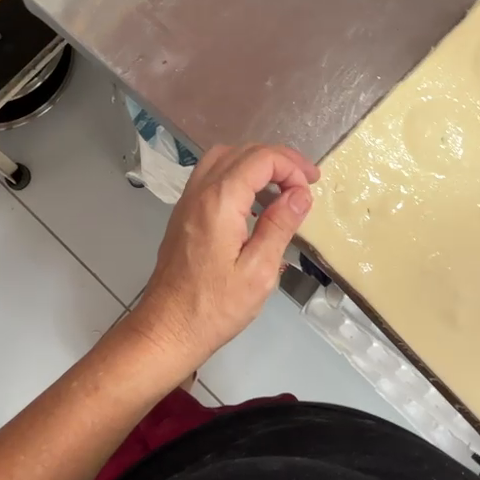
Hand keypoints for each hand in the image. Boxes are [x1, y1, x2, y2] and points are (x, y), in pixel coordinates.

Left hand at [121, 143, 319, 375]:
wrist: (167, 328)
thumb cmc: (214, 307)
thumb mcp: (258, 271)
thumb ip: (280, 226)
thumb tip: (301, 193)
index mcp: (220, 201)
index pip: (261, 159)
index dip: (291, 165)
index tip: (311, 187)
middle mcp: (200, 191)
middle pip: (242, 151)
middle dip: (278, 160)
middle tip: (305, 181)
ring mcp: (187, 201)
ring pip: (223, 159)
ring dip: (256, 164)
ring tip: (283, 187)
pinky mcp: (184, 214)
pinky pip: (212, 176)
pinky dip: (238, 175)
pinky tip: (256, 202)